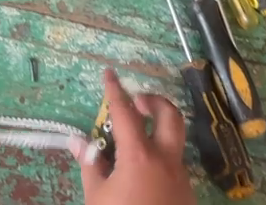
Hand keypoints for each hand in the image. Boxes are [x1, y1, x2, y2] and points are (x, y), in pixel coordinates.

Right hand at [73, 69, 193, 204]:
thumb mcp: (96, 197)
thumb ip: (90, 164)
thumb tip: (78, 141)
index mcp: (139, 155)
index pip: (125, 111)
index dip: (115, 89)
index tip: (109, 73)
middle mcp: (166, 160)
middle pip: (170, 115)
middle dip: (154, 101)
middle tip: (136, 102)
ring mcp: (181, 179)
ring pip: (175, 142)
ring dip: (157, 132)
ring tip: (133, 143)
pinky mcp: (187, 196)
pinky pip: (175, 167)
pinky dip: (160, 159)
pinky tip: (142, 174)